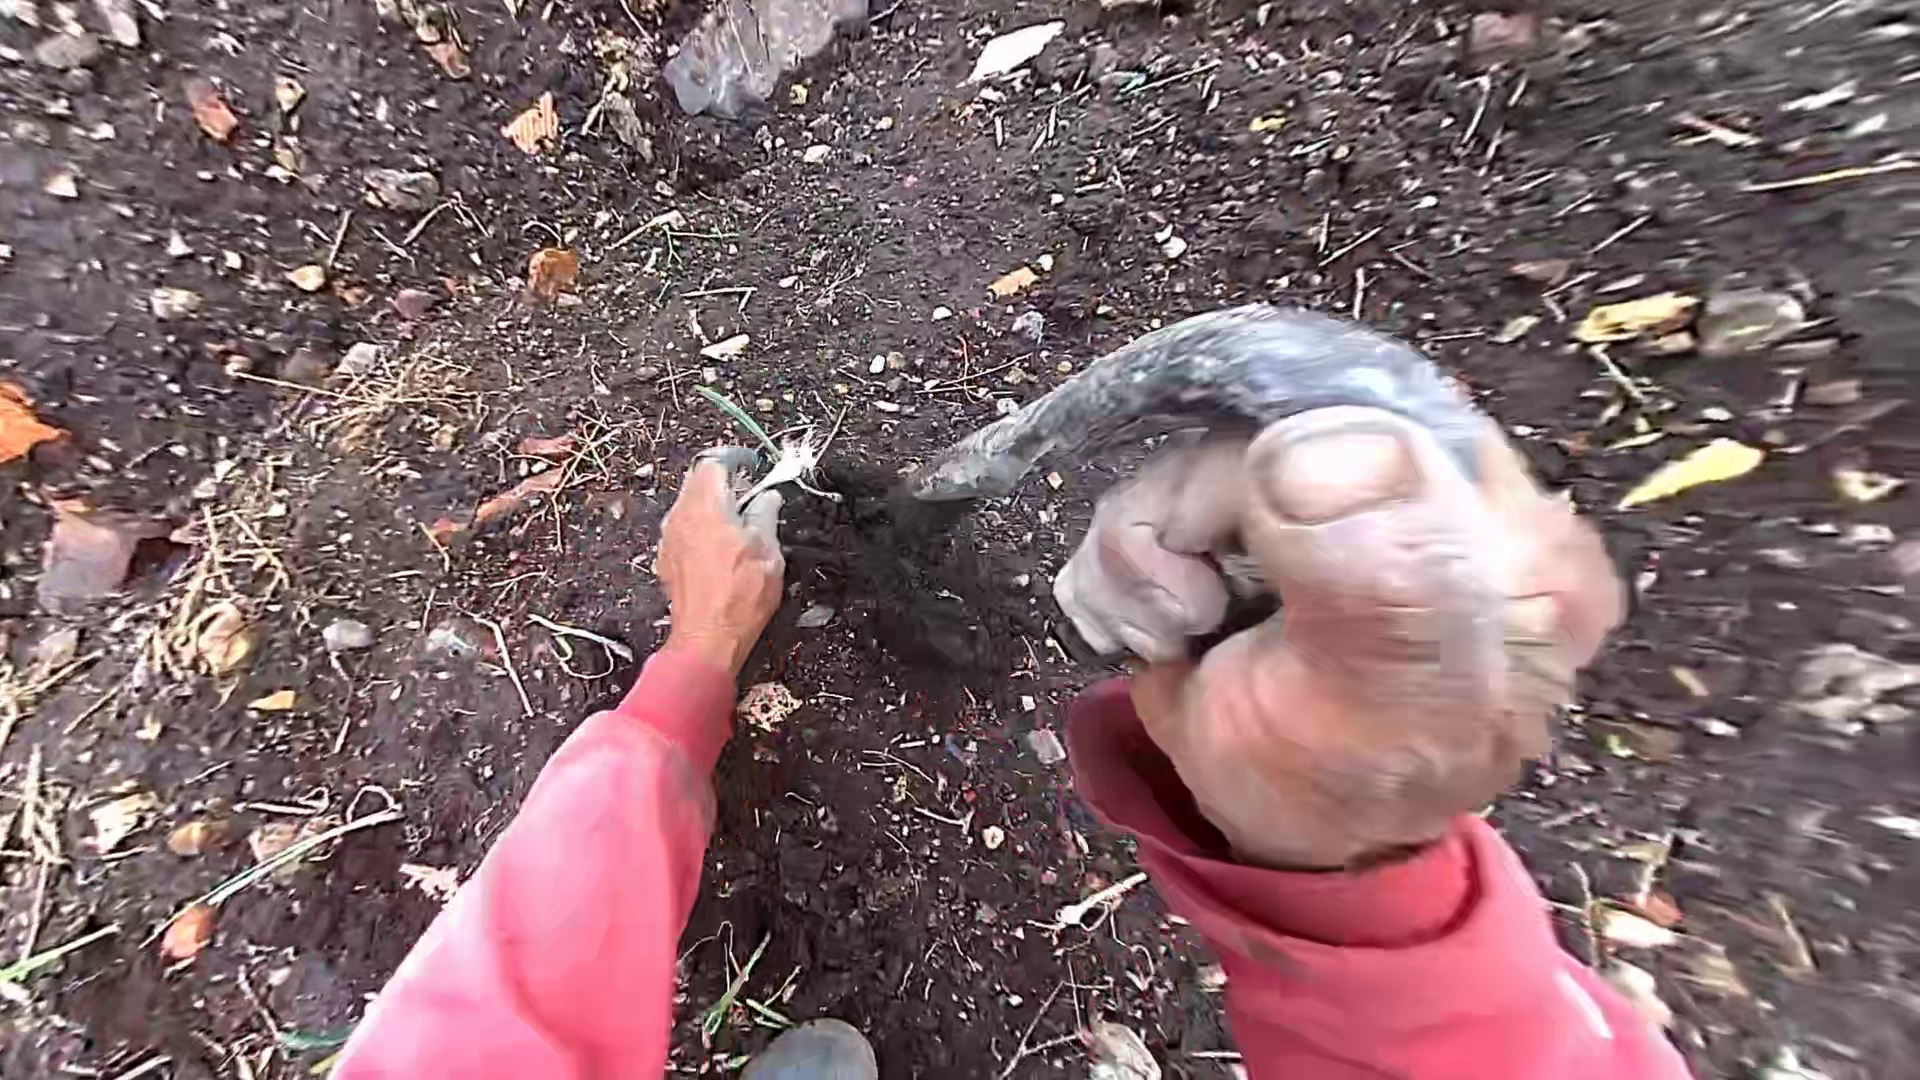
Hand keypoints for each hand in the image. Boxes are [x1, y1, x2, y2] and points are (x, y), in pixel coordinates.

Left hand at [656, 450, 785, 677]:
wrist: (709, 638)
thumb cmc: (740, 597)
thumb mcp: (768, 551)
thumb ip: (766, 515)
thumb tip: (768, 499)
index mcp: (706, 508)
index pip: (714, 464)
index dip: (736, 461)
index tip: (753, 467)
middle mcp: (680, 518)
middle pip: (697, 482)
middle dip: (725, 482)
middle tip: (751, 494)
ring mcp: (670, 540)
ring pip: (689, 506)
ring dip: (713, 506)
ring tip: (740, 523)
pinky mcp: (668, 560)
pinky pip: (685, 529)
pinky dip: (703, 528)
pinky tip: (723, 547)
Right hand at [1059, 408, 1621, 869]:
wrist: (1269, 817)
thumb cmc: (1347, 782)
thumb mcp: (1390, 706)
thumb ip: (1384, 585)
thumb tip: (1303, 446)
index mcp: (1466, 503)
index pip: (1356, 401)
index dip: (1274, 465)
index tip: (1247, 561)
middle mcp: (1368, 483)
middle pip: (1226, 443)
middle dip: (1181, 544)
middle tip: (1202, 620)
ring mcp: (1270, 504)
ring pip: (1153, 481)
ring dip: (1138, 579)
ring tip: (1178, 638)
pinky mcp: (1198, 532)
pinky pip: (1116, 519)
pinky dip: (1111, 587)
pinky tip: (1155, 635)